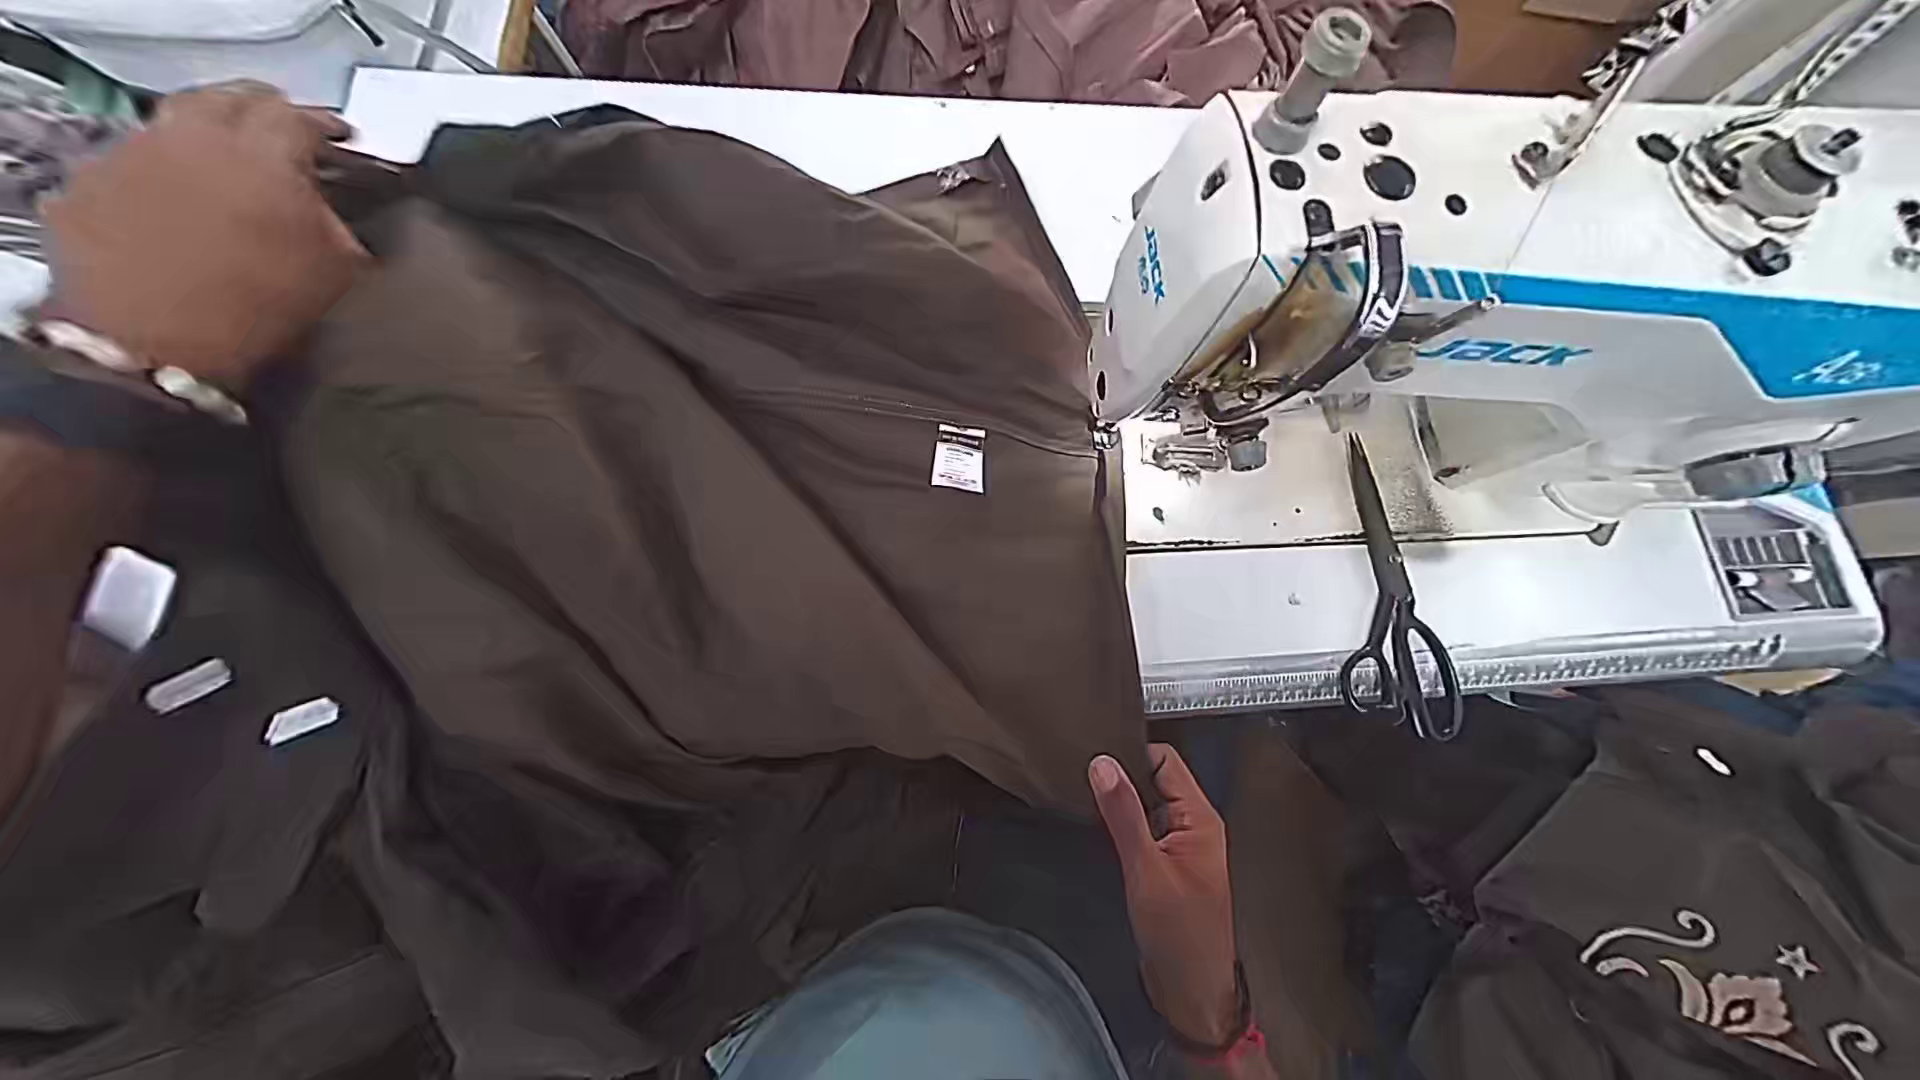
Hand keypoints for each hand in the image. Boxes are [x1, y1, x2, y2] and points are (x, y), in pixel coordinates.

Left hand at [41, 81, 365, 388]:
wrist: (162, 340)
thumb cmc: (270, 306)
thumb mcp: (343, 269)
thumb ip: (342, 223)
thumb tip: (340, 206)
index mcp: (262, 157)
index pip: (297, 117)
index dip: (327, 126)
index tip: (344, 140)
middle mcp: (190, 138)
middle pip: (229, 99)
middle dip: (266, 112)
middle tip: (294, 137)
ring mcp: (131, 152)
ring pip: (181, 122)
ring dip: (219, 136)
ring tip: (245, 167)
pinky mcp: (93, 180)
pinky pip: (145, 157)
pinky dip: (178, 167)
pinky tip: (197, 200)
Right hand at [1090, 744, 1240, 1046]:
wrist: (1192, 995)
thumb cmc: (1181, 937)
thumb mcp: (1145, 869)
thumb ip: (1123, 813)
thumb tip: (1102, 764)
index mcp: (1200, 819)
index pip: (1165, 761)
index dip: (1132, 754)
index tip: (1097, 757)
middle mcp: (1193, 826)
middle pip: (1153, 779)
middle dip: (1121, 778)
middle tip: (1085, 778)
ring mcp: (1179, 845)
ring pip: (1144, 804)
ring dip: (1119, 803)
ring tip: (1087, 800)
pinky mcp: (1164, 863)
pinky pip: (1141, 828)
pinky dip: (1120, 824)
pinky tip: (1099, 828)